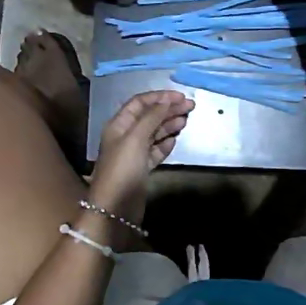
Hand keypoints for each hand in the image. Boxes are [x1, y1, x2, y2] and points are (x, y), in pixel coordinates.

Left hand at [86, 91, 193, 225]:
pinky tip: (175, 140)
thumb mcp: (135, 138)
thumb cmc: (123, 168)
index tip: (180, 97)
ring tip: (185, 121)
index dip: (160, 97)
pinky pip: (155, 150)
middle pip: (149, 116)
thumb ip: (151, 117)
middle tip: (190, 107)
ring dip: (169, 125)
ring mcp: (134, 153)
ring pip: (154, 133)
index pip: (140, 103)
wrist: (115, 207)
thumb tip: (167, 101)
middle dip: (168, 109)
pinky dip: (166, 144)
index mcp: (119, 124)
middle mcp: (125, 135)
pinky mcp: (142, 168)